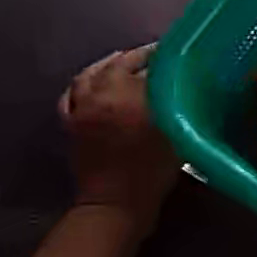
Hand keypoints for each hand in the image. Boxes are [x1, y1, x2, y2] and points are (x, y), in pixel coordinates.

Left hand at [59, 44, 180, 227]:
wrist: (116, 203)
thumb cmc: (153, 169)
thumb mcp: (176, 132)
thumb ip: (178, 103)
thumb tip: (185, 82)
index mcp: (127, 94)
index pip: (148, 64)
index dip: (165, 57)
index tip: (179, 53)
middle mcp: (99, 95)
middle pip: (117, 64)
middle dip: (138, 56)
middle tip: (157, 55)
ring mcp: (81, 109)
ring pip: (91, 74)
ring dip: (109, 64)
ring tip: (127, 62)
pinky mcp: (70, 124)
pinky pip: (72, 94)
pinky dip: (84, 83)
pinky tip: (94, 83)